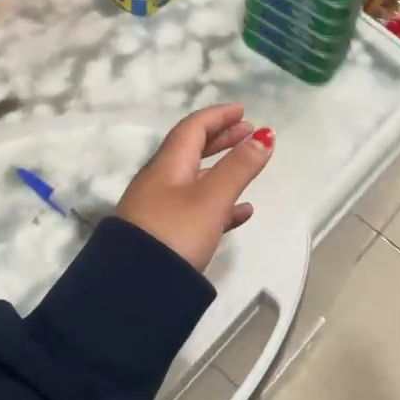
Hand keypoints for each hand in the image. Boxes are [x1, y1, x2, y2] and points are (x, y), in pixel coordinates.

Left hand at [116, 104, 274, 270]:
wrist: (135, 288)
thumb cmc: (175, 233)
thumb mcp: (212, 198)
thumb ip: (239, 167)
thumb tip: (264, 136)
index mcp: (168, 165)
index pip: (193, 128)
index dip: (218, 116)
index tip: (243, 111)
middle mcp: (160, 182)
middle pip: (192, 151)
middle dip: (221, 138)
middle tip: (248, 132)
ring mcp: (160, 210)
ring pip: (195, 179)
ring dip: (222, 169)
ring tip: (249, 167)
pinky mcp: (165, 237)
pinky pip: (197, 209)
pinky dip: (220, 203)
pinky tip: (242, 212)